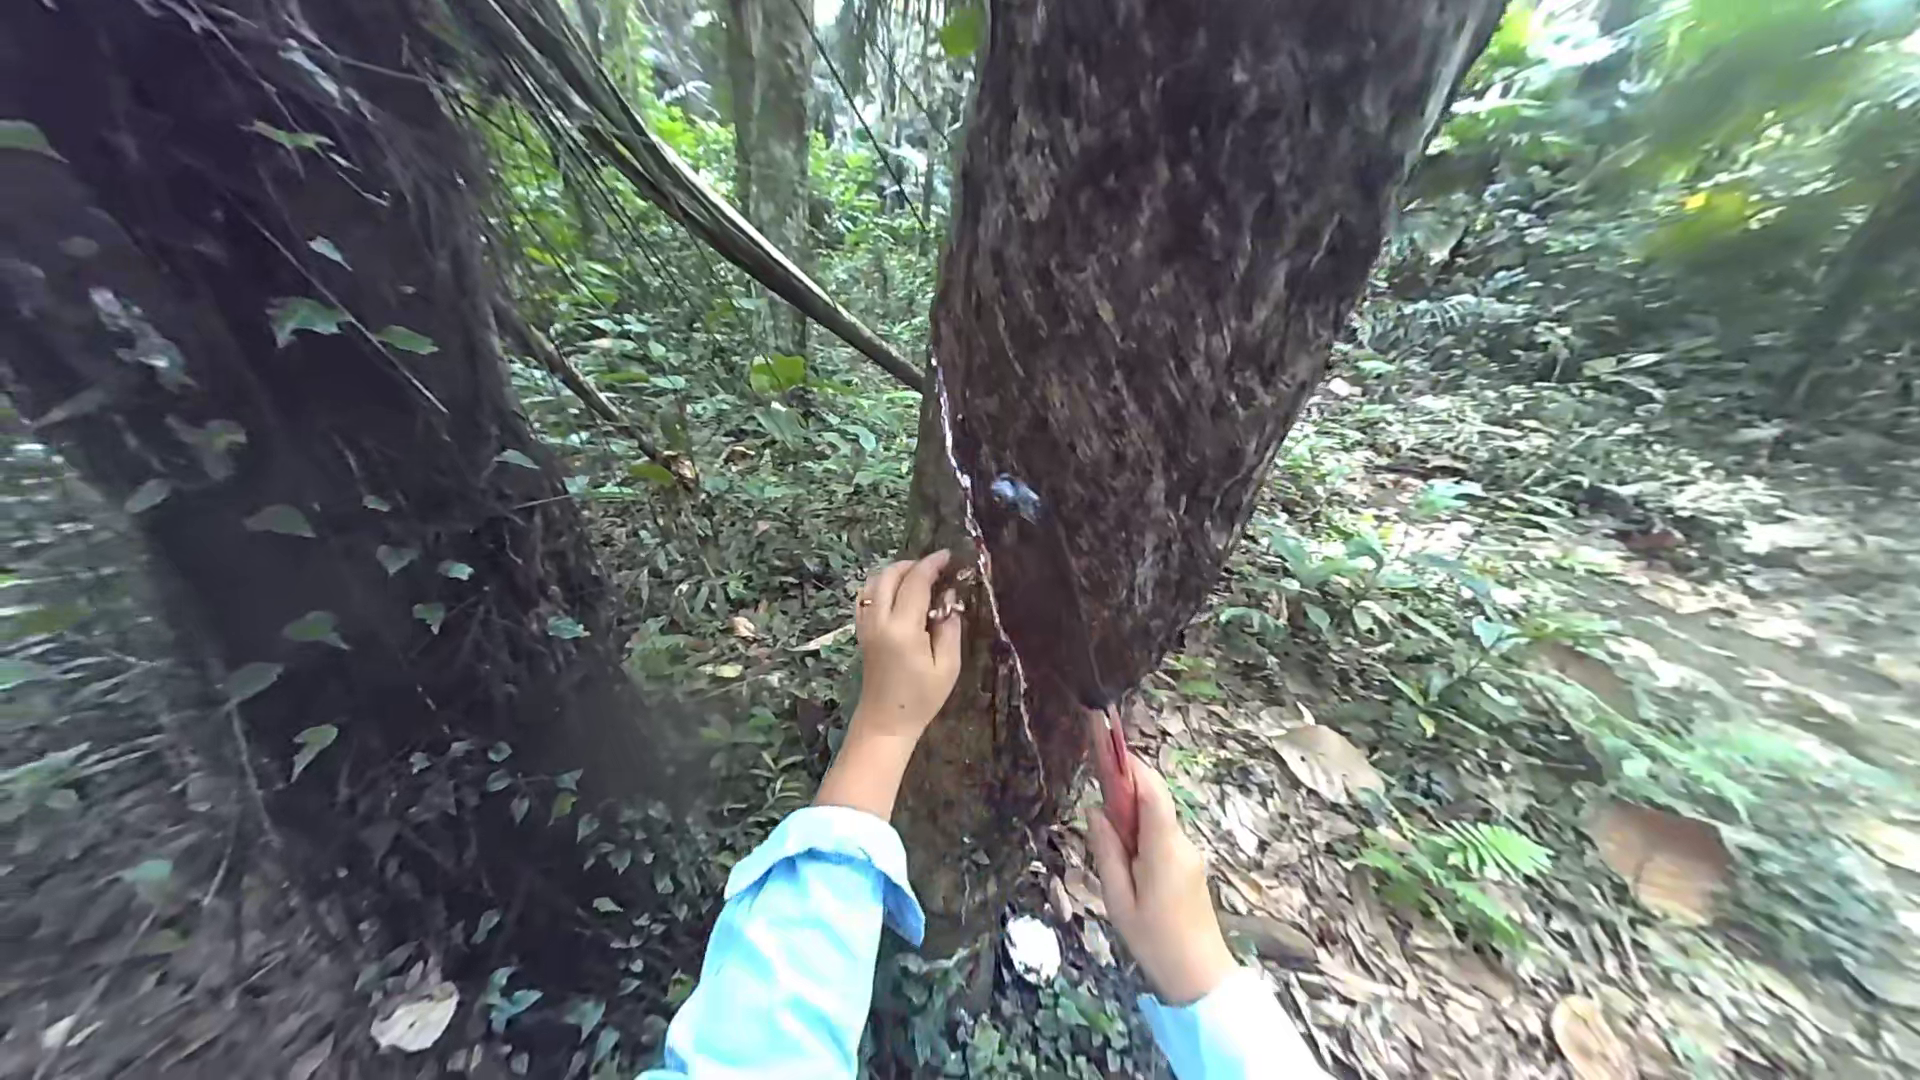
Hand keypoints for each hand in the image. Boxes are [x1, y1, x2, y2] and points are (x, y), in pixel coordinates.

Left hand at [814, 551, 961, 820]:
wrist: (886, 721)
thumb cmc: (922, 697)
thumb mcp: (947, 666)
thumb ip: (949, 627)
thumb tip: (949, 598)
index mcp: (902, 628)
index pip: (915, 583)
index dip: (931, 565)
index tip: (947, 556)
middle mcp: (879, 621)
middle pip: (889, 575)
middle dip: (912, 564)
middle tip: (935, 567)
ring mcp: (866, 625)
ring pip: (873, 582)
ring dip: (895, 572)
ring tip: (918, 577)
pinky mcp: (861, 632)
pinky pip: (865, 597)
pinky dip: (880, 585)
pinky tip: (897, 592)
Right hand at [1087, 751, 1235, 1004]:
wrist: (1201, 978)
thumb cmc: (1155, 939)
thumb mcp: (1118, 898)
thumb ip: (1106, 849)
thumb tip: (1094, 809)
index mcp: (1164, 847)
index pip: (1153, 792)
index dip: (1132, 767)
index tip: (1108, 752)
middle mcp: (1181, 841)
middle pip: (1155, 798)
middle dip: (1126, 788)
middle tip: (1097, 797)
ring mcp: (1189, 851)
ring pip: (1158, 815)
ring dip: (1132, 812)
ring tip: (1107, 834)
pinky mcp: (1189, 862)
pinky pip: (1162, 832)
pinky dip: (1142, 828)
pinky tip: (1125, 852)